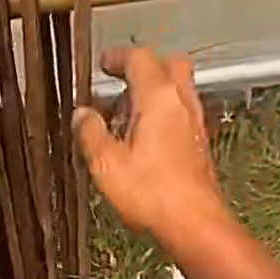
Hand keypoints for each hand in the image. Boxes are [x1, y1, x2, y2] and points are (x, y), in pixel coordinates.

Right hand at [73, 48, 233, 242]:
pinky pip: (180, 113)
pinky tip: (145, 138)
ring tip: (126, 115)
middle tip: (119, 85)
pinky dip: (162, 114)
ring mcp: (194, 122)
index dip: (119, 58)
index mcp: (158, 98)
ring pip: (176, 89)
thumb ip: (91, 134)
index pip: (139, 59)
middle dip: (142, 69)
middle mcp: (182, 102)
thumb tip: (81, 115)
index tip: (104, 63)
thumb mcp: (106, 164)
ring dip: (152, 93)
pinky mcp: (198, 143)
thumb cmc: (151, 193)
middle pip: (166, 65)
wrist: (192, 221)